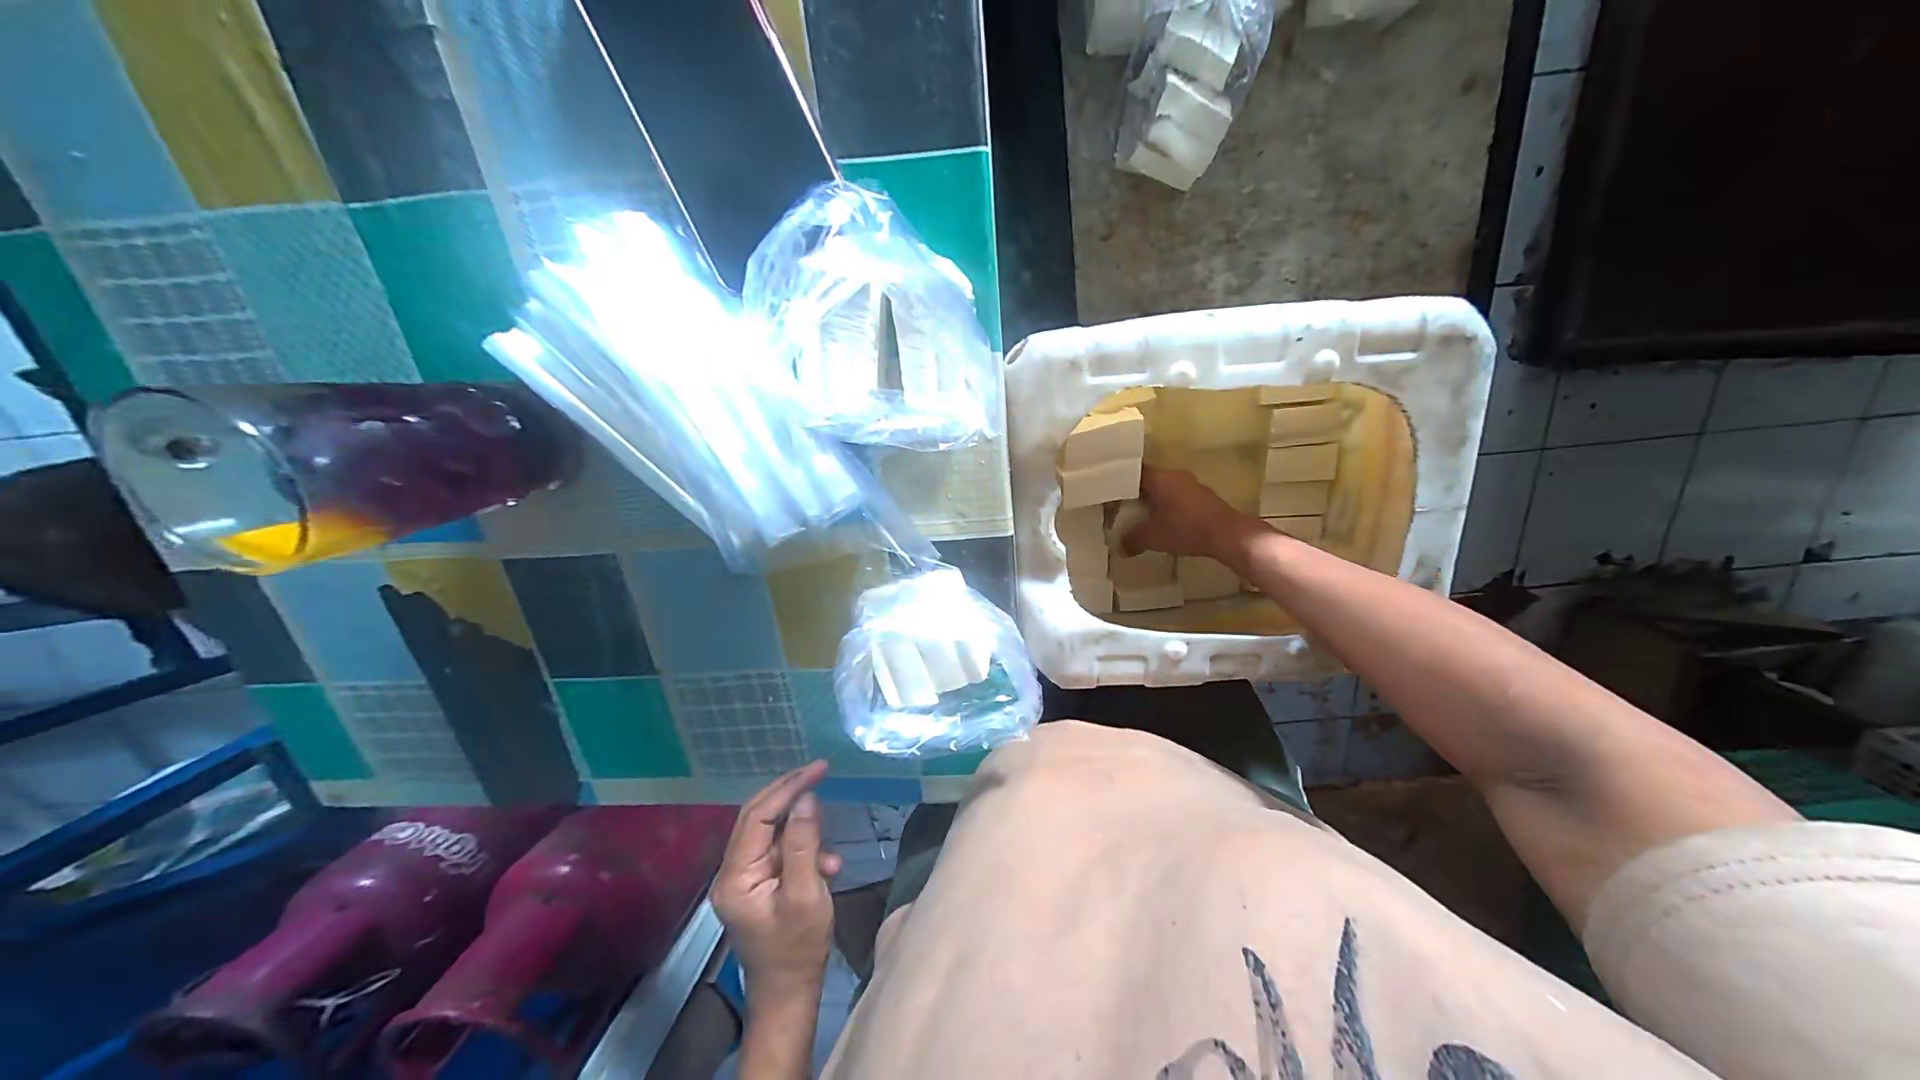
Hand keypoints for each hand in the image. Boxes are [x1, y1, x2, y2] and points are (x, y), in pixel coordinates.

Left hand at [711, 761, 841, 994]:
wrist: (789, 994)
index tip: (819, 769)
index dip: (788, 788)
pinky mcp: (757, 885)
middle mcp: (731, 873)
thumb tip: (806, 799)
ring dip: (801, 828)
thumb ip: (804, 844)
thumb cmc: (798, 949)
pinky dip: (803, 849)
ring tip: (829, 848)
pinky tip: (827, 865)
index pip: (758, 817)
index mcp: (735, 877)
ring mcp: (743, 879)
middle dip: (789, 792)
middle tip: (820, 770)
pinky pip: (778, 851)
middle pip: (758, 817)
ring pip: (770, 832)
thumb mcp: (807, 894)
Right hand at [1124, 464, 1262, 563]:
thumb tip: (1120, 547)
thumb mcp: (1152, 537)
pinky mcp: (1203, 497)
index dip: (1119, 479)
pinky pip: (1177, 497)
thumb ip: (1132, 539)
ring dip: (1153, 500)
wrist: (1228, 535)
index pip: (1133, 470)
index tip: (1107, 490)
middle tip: (1120, 506)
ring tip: (1139, 516)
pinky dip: (1168, 506)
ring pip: (1164, 488)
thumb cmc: (1185, 528)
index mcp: (1159, 478)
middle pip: (1149, 479)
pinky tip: (1163, 522)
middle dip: (1135, 493)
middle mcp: (1175, 475)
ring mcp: (1191, 485)